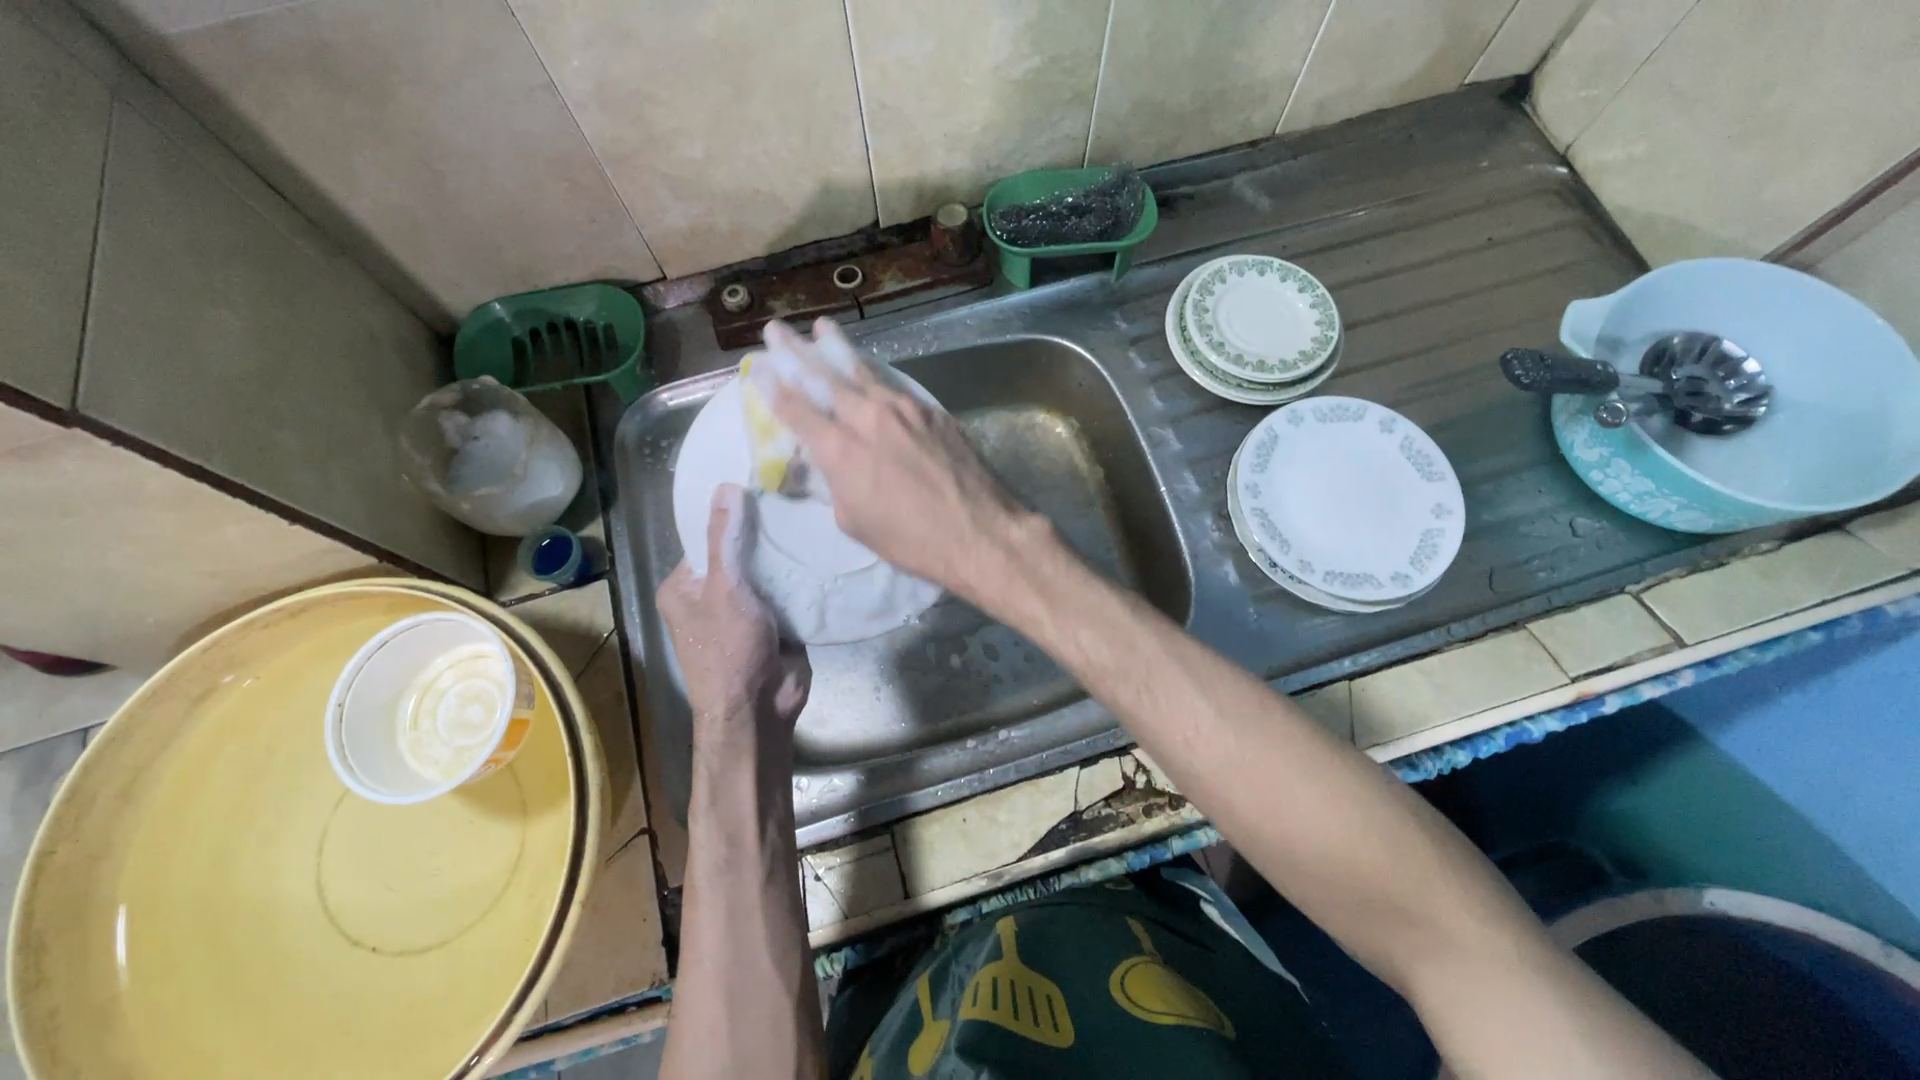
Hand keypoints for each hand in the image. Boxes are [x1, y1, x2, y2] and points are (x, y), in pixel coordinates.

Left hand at [658, 484, 809, 731]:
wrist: (759, 709)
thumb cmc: (728, 650)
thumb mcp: (723, 588)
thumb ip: (724, 539)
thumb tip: (724, 487)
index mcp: (684, 588)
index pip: (705, 538)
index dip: (731, 513)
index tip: (760, 484)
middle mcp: (711, 597)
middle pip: (739, 552)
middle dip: (764, 532)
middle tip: (793, 496)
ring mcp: (745, 611)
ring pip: (768, 571)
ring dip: (787, 555)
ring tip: (811, 515)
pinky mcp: (776, 622)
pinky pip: (789, 590)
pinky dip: (802, 577)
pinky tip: (822, 548)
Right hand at [764, 318, 1045, 599]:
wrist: (980, 532)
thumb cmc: (912, 541)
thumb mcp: (854, 522)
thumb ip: (832, 484)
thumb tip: (820, 463)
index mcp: (841, 451)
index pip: (796, 410)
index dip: (772, 387)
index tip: (756, 367)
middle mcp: (869, 418)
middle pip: (824, 377)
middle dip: (796, 352)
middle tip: (776, 329)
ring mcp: (906, 410)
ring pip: (863, 372)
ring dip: (838, 349)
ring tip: (821, 327)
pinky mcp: (934, 412)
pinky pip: (895, 386)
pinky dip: (874, 374)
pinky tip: (868, 369)